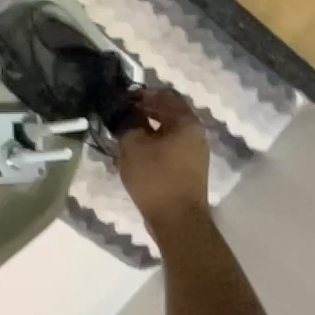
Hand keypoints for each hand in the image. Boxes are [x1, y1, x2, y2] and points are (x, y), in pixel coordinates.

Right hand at [115, 89, 211, 237]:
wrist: (177, 220)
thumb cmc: (155, 178)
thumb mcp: (133, 146)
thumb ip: (127, 123)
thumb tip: (125, 112)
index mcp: (186, 122)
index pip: (166, 94)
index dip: (142, 93)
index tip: (121, 100)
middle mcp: (196, 133)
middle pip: (167, 112)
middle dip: (142, 112)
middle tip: (118, 118)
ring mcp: (194, 152)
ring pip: (167, 131)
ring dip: (145, 130)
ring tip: (122, 137)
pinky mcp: (188, 168)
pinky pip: (168, 147)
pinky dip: (152, 145)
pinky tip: (133, 154)